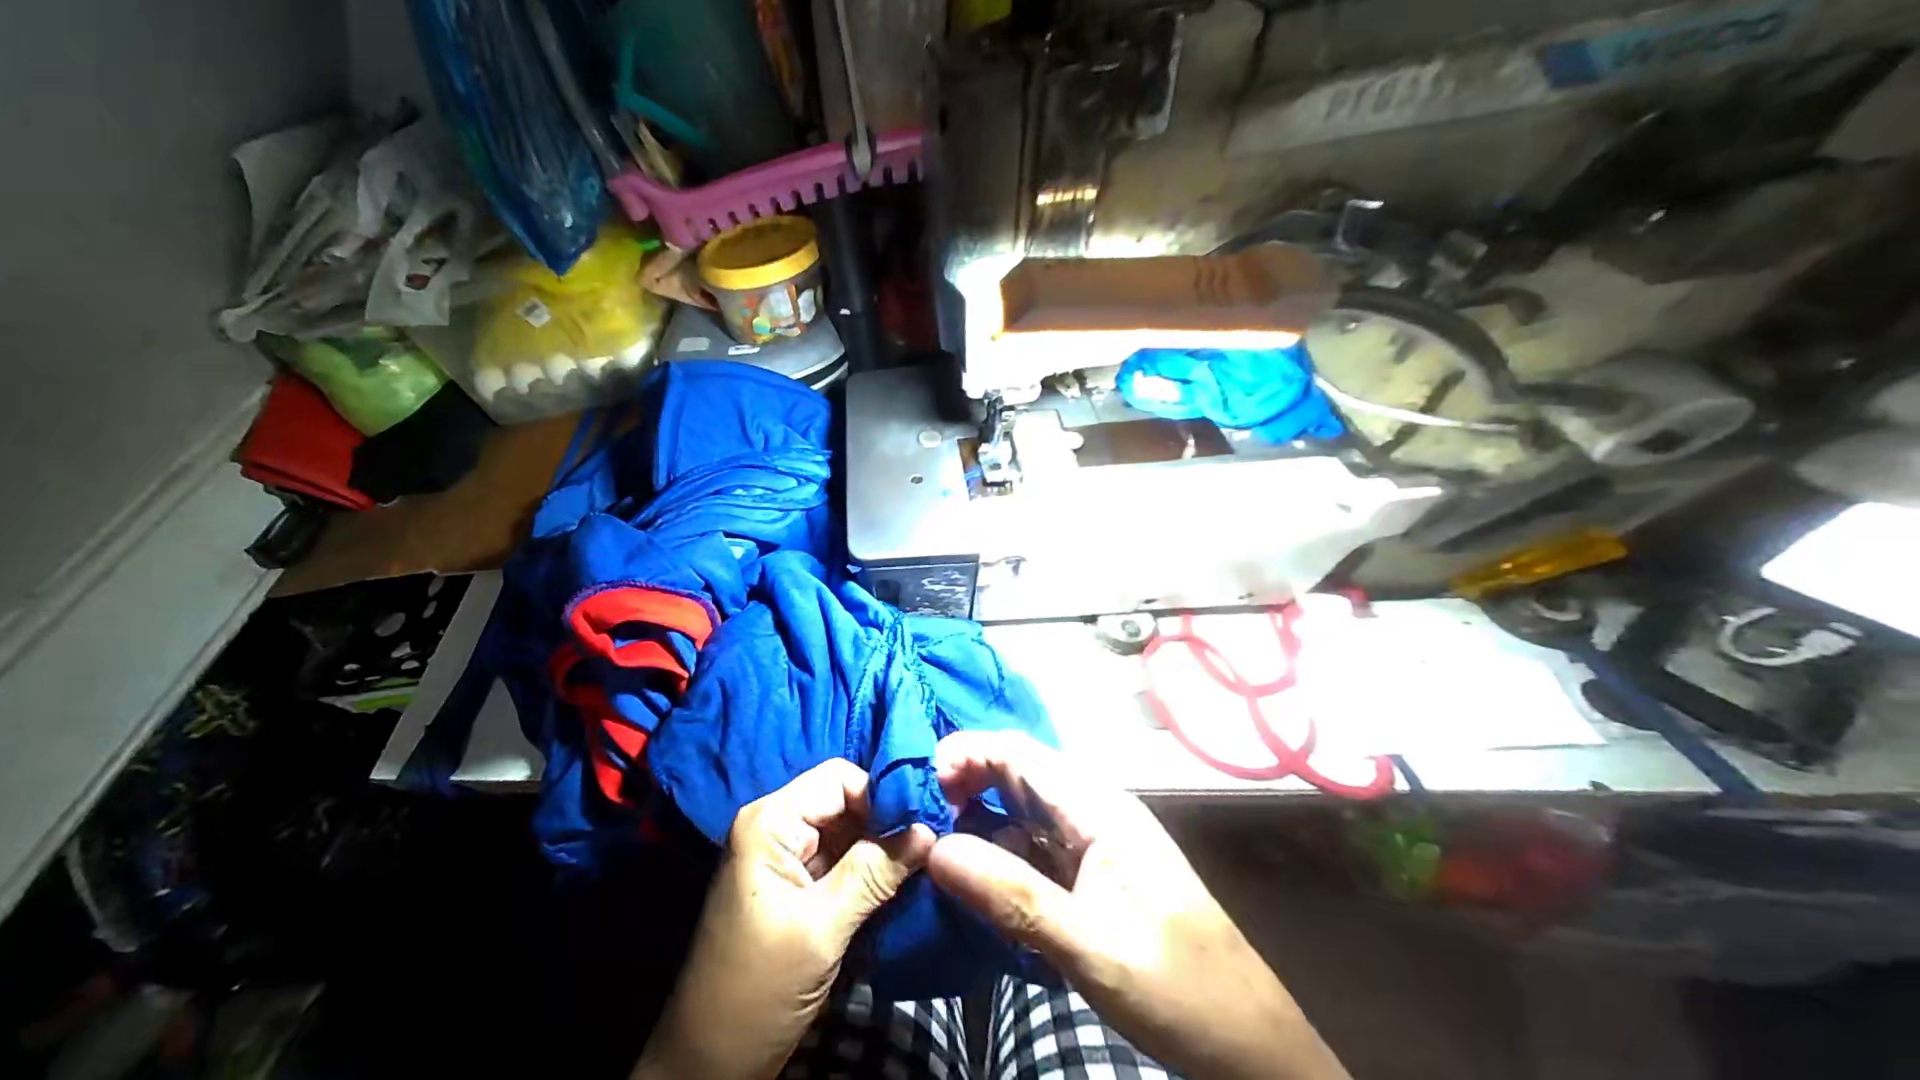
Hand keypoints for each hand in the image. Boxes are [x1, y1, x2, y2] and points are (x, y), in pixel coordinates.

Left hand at [633, 759, 933, 1079]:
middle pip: (848, 802)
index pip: (841, 779)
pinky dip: (873, 870)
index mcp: (771, 822)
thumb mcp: (821, 929)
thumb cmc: (757, 990)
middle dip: (889, 823)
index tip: (927, 822)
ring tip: (926, 863)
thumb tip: (930, 828)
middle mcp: (778, 827)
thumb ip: (875, 872)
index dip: (884, 795)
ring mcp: (788, 858)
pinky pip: (845, 860)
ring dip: (885, 849)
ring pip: (851, 832)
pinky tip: (902, 883)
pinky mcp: (799, 886)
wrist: (710, 1063)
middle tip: (935, 845)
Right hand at [928, 731, 1349, 1079]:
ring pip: (1020, 815)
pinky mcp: (1089, 878)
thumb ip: (1012, 896)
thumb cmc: (1178, 986)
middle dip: (962, 787)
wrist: (1246, 1041)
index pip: (1019, 752)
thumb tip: (934, 848)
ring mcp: (1092, 845)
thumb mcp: (1090, 945)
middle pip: (1016, 776)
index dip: (965, 755)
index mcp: (1099, 808)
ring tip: (928, 850)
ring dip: (976, 825)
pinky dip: (997, 858)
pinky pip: (1032, 851)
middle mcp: (1093, 812)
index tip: (916, 788)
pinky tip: (970, 882)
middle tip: (912, 822)